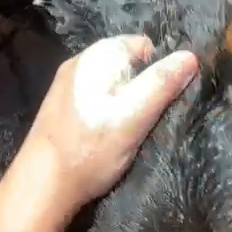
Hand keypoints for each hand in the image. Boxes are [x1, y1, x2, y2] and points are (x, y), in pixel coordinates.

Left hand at [10, 35, 198, 222]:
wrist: (41, 185)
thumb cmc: (90, 148)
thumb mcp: (134, 117)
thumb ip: (161, 84)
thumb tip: (190, 55)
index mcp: (98, 54)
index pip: (145, 46)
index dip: (160, 70)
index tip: (164, 101)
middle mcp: (80, 60)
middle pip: (128, 65)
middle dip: (143, 88)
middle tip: (148, 120)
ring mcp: (68, 83)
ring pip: (112, 84)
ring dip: (125, 103)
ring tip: (129, 131)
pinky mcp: (61, 105)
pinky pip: (96, 98)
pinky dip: (107, 112)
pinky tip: (106, 136)